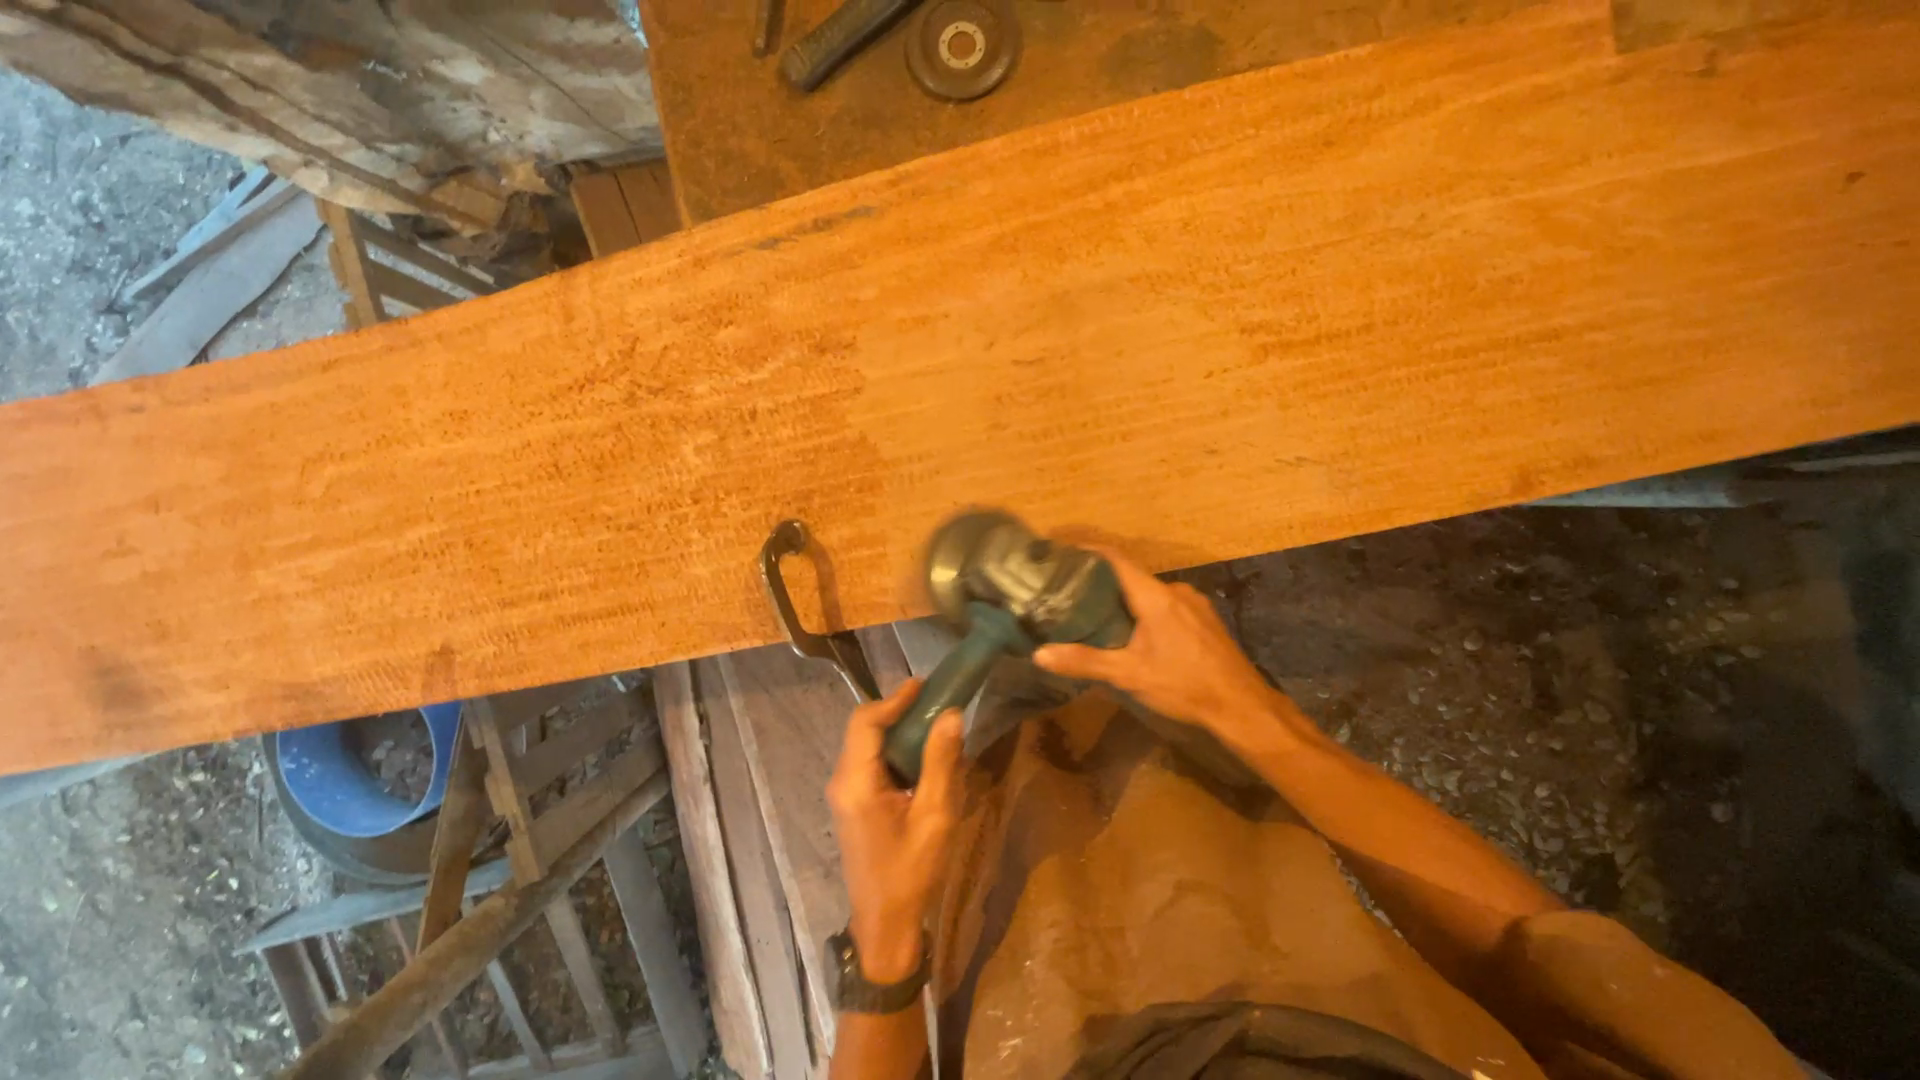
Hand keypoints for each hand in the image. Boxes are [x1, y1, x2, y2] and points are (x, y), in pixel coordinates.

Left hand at [826, 679, 964, 982]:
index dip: (894, 698)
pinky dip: (894, 752)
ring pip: (866, 746)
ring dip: (896, 731)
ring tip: (934, 724)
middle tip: (935, 701)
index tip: (925, 683)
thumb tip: (950, 714)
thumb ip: (940, 762)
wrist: (885, 925)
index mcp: (856, 782)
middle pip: (863, 729)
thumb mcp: (935, 816)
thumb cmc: (911, 872)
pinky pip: (870, 764)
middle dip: (897, 711)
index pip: (866, 721)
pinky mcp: (853, 805)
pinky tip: (922, 757)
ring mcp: (845, 795)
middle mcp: (842, 781)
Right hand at [1033, 547, 1288, 745]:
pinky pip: (1167, 606)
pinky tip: (1135, 633)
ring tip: (1097, 614)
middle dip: (1100, 582)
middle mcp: (1175, 591)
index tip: (1061, 553)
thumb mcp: (1128, 675)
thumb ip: (1084, 661)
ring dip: (1125, 600)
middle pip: (1131, 576)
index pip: (1115, 559)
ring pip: (1149, 593)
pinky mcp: (1205, 620)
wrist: (1241, 705)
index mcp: (1155, 596)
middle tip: (1071, 592)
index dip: (1087, 552)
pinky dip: (1145, 611)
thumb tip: (1039, 654)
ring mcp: (1194, 604)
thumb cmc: (1183, 685)